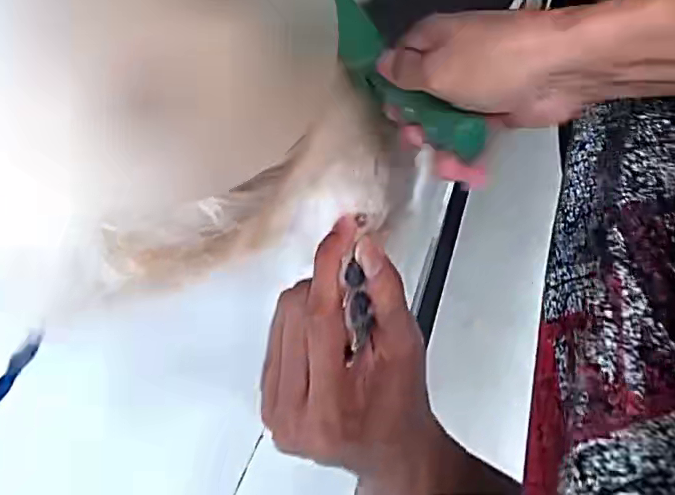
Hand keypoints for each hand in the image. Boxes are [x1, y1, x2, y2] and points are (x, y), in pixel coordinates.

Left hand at [261, 217, 485, 493]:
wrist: (389, 444)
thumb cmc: (401, 397)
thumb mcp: (407, 340)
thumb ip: (387, 290)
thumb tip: (366, 249)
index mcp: (329, 400)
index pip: (320, 313)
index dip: (331, 262)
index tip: (342, 231)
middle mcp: (291, 411)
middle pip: (296, 309)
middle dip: (330, 284)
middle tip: (360, 291)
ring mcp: (274, 410)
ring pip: (283, 316)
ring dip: (318, 301)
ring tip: (348, 323)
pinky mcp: (266, 402)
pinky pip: (277, 334)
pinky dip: (306, 320)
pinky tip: (331, 335)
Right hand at [377, 10, 597, 180]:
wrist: (560, 70)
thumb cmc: (499, 59)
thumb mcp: (436, 67)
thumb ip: (404, 72)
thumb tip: (382, 64)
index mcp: (434, 39)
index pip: (398, 63)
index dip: (392, 91)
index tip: (392, 114)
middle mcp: (455, 60)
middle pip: (421, 99)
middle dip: (417, 126)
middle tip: (421, 139)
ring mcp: (479, 85)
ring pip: (447, 122)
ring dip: (444, 147)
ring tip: (450, 164)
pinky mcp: (501, 108)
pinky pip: (475, 134)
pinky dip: (470, 154)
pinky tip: (470, 171)